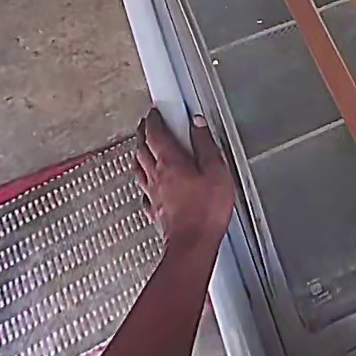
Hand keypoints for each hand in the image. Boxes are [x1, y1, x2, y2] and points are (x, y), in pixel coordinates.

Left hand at [135, 108, 233, 263]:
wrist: (193, 244)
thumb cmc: (205, 210)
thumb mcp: (216, 170)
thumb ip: (205, 145)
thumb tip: (198, 124)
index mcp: (170, 162)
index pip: (155, 134)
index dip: (154, 120)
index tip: (155, 111)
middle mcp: (156, 176)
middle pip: (142, 148)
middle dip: (143, 133)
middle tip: (147, 124)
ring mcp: (153, 193)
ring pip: (138, 167)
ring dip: (139, 153)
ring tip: (142, 147)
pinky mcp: (154, 209)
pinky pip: (143, 189)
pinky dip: (143, 179)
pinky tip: (147, 182)